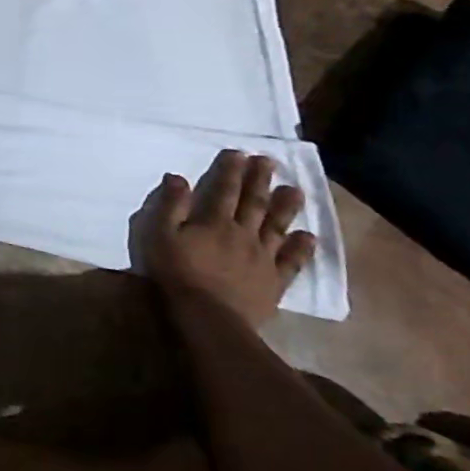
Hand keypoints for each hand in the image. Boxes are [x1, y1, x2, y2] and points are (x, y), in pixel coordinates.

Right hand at [143, 150, 316, 328]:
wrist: (209, 318)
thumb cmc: (179, 273)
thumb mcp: (161, 235)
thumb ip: (170, 205)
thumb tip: (178, 176)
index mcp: (215, 221)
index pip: (225, 189)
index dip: (232, 170)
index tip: (240, 153)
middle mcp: (243, 234)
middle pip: (254, 202)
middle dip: (260, 180)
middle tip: (270, 161)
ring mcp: (262, 258)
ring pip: (277, 227)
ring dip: (286, 207)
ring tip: (297, 190)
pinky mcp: (273, 282)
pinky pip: (290, 263)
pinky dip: (300, 249)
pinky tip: (309, 237)